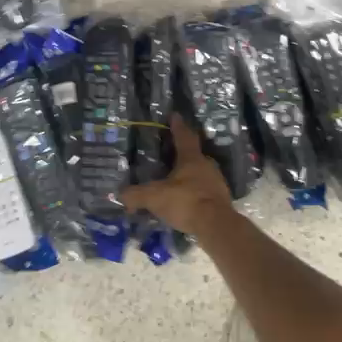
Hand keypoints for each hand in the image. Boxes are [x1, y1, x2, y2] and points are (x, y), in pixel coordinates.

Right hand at [122, 114, 236, 236]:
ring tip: (176, 180)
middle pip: (194, 154)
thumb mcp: (155, 197)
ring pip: (200, 172)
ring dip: (189, 174)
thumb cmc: (186, 202)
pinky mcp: (221, 200)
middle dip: (183, 152)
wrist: (217, 226)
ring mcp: (216, 183)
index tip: (174, 115)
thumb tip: (120, 195)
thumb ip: (136, 195)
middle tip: (171, 152)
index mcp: (191, 158)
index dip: (177, 125)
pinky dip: (195, 191)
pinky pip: (205, 190)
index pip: (183, 136)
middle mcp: (206, 166)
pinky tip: (186, 200)